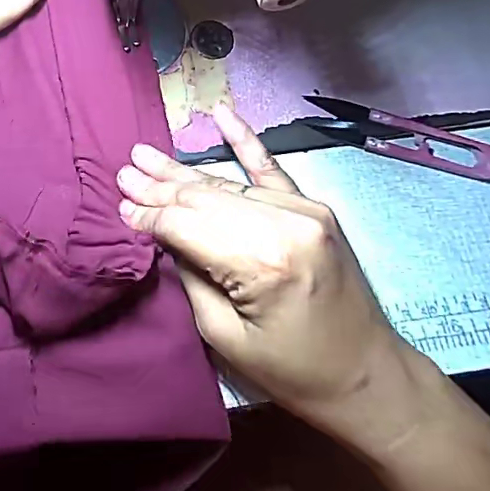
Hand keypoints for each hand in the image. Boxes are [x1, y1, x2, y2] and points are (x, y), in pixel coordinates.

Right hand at [116, 103, 430, 450]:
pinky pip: (271, 167)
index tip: (120, 207)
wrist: (369, 376)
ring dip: (182, 171)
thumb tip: (163, 234)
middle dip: (158, 188)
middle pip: (203, 198)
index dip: (149, 215)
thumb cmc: (292, 370)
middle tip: (122, 173)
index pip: (185, 225)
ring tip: (143, 154)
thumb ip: (191, 276)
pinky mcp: (314, 207)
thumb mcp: (224, 335)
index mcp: (260, 263)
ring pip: (226, 183)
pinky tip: (222, 114)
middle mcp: (282, 224)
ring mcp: (303, 210)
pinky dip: (245, 140)